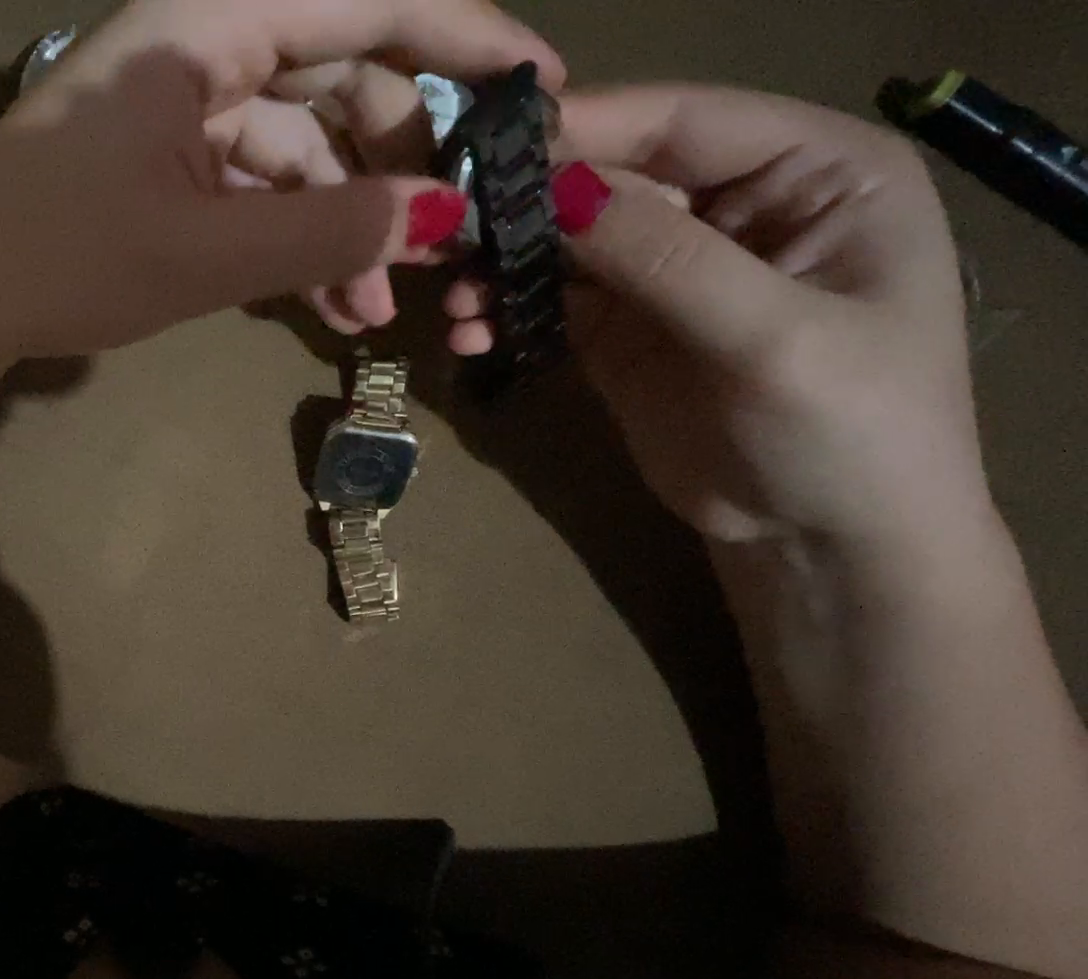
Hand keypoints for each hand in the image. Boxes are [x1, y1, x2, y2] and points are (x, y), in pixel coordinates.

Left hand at [0, 0, 562, 363]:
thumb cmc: (64, 264)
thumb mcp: (206, 252)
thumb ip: (327, 233)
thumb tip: (443, 216)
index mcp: (202, 25)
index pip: (360, 1)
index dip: (459, 37)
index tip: (535, 89)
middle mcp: (196, 49)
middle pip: (335, 79)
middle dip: (394, 167)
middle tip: (446, 238)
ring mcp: (178, 113)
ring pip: (297, 152)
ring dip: (343, 229)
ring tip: (374, 311)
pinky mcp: (165, 169)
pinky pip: (254, 191)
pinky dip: (293, 243)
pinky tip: (327, 306)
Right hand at [460, 85, 987, 545]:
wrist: (820, 540)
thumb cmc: (847, 432)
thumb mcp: (771, 337)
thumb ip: (667, 258)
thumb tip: (558, 189)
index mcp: (812, 172)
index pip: (686, 121)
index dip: (590, 126)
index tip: (491, 143)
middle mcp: (735, 206)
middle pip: (612, 177)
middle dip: (528, 204)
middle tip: (446, 229)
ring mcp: (669, 271)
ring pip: (568, 240)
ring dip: (505, 263)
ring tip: (457, 302)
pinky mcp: (620, 329)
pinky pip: (549, 301)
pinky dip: (506, 312)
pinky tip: (472, 336)